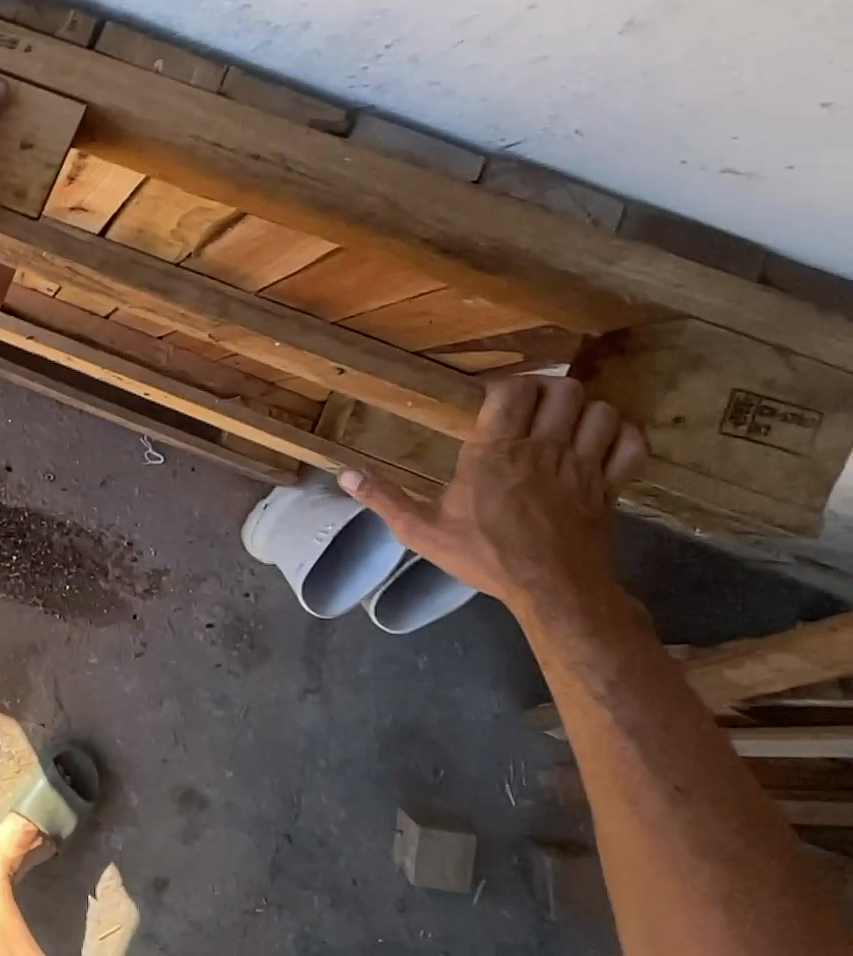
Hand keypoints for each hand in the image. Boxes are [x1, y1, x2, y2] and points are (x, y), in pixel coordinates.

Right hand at [338, 376, 647, 618]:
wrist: (553, 589)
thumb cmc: (484, 556)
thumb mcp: (421, 530)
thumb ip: (383, 499)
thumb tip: (342, 475)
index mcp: (494, 452)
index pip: (512, 392)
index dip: (507, 384)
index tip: (491, 396)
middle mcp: (542, 448)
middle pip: (563, 391)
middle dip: (547, 390)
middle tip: (528, 404)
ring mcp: (583, 465)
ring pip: (599, 410)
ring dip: (583, 409)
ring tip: (563, 420)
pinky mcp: (610, 485)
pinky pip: (630, 442)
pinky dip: (620, 434)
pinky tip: (601, 440)